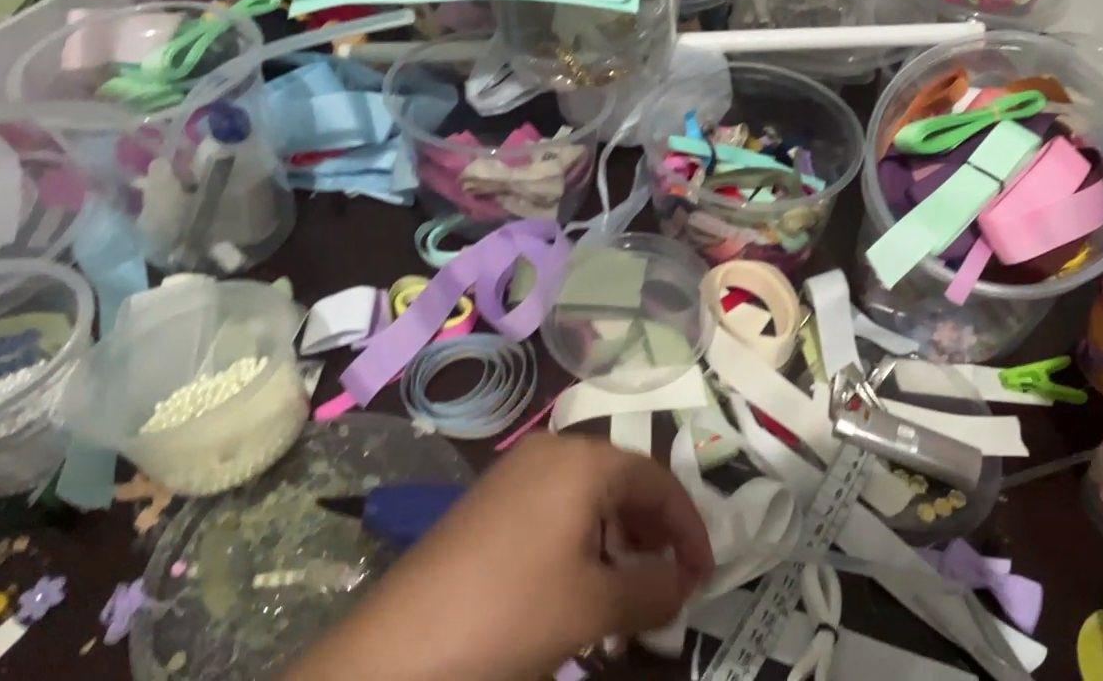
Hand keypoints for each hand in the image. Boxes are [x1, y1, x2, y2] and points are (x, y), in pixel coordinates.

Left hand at [288, 433, 712, 680]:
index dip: (689, 529)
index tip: (704, 576)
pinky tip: (581, 586)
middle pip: (623, 483)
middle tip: (671, 584)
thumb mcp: (595, 606)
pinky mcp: (488, 503)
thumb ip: (654, 590)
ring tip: (628, 593)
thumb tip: (682, 584)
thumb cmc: (512, 613)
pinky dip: (583, 542)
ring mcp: (514, 474)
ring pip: (589, 497)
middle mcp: (550, 452)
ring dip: (619, 541)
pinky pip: (555, 509)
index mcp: (583, 460)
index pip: (658, 481)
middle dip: (654, 533)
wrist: (398, 650)